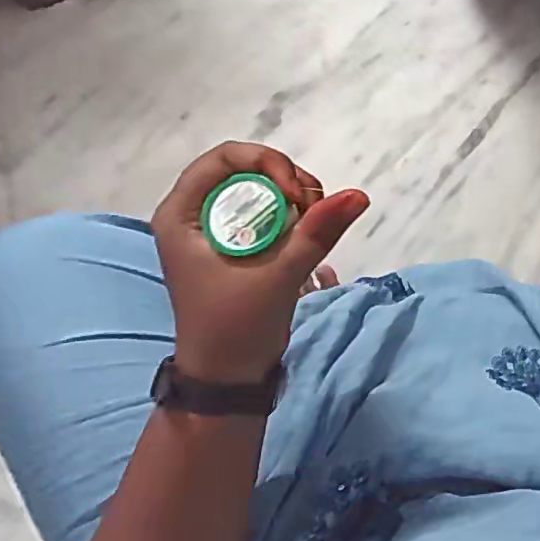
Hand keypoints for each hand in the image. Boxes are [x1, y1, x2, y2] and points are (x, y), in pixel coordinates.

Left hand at [153, 142, 369, 384]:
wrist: (227, 381)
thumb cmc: (236, 329)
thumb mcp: (278, 277)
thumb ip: (317, 233)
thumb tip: (358, 194)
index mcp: (181, 215)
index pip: (224, 159)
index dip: (267, 164)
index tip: (298, 194)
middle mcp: (194, 215)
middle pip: (246, 170)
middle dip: (287, 181)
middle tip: (316, 208)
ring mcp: (216, 231)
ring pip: (260, 190)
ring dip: (294, 198)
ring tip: (316, 224)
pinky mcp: (237, 246)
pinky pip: (266, 213)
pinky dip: (292, 216)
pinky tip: (309, 234)